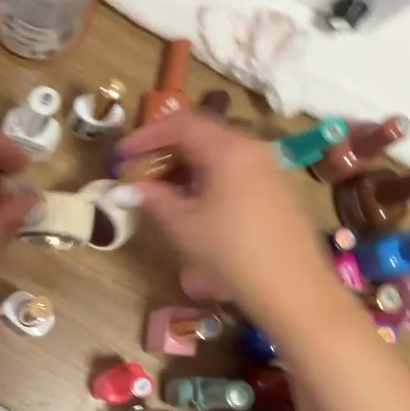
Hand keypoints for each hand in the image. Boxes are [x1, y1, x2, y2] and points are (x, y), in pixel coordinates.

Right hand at [118, 112, 337, 323]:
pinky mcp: (275, 187)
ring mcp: (267, 166)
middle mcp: (251, 147)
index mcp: (228, 149)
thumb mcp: (182, 225)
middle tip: (137, 173)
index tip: (120, 155)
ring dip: (184, 165)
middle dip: (164, 151)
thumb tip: (129, 188)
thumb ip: (152, 198)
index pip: (181, 124)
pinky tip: (191, 202)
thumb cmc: (229, 251)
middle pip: (201, 134)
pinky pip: (233, 168)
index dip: (145, 136)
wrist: (289, 286)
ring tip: (159, 191)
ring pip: (218, 152)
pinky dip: (205, 176)